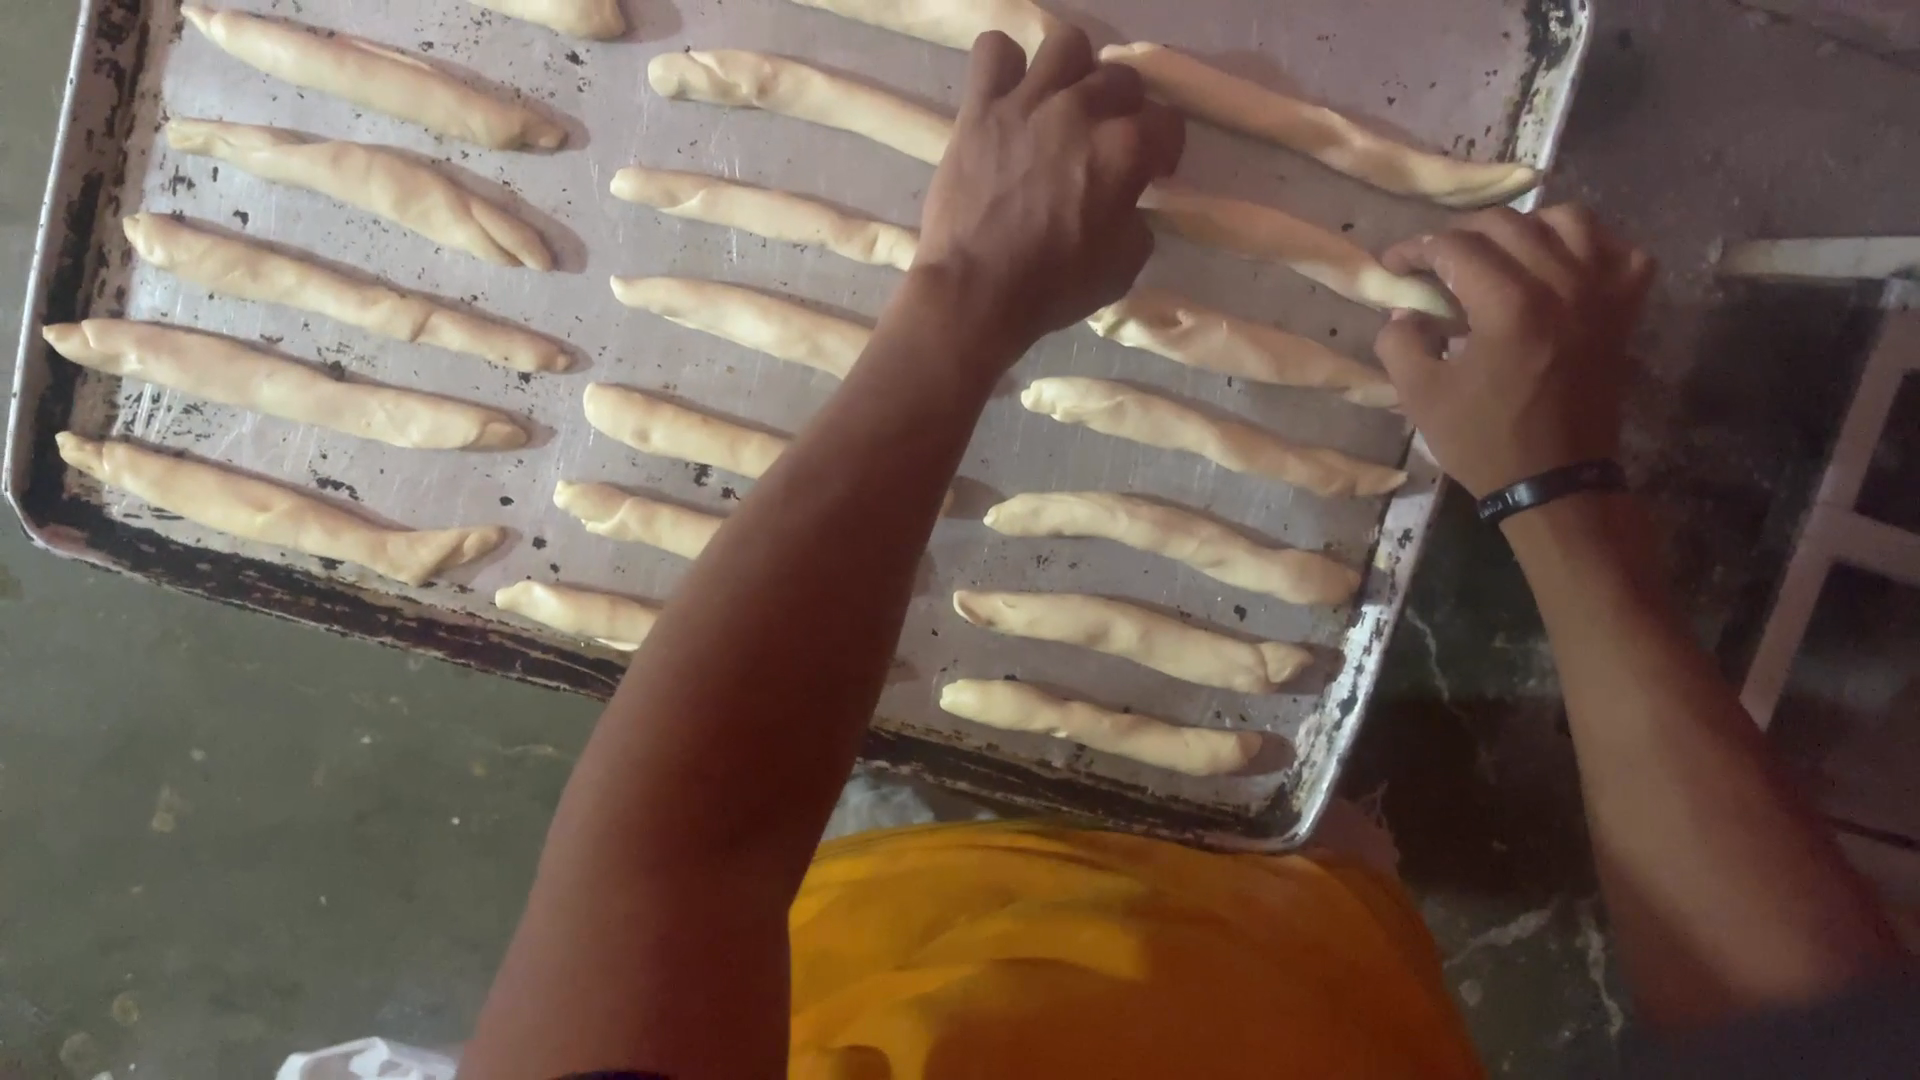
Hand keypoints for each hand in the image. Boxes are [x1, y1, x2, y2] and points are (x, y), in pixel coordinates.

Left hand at [913, 28, 1183, 347]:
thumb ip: (1137, 224)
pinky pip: (994, 52)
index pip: (1167, 124)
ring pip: (1066, 46)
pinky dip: (1004, 68)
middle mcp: (1081, 111)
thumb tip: (1129, 205)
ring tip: (1061, 107)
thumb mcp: (1121, 270)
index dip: (1163, 150)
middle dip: (1124, 110)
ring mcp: (1028, 103)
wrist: (975, 293)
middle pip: (1121, 80)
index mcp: (1125, 151)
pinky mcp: (980, 108)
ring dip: (1073, 73)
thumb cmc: (1051, 291)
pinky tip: (1007, 98)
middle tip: (1105, 143)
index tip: (1151, 171)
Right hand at [1373, 204, 1653, 496]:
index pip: (1456, 248)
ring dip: (1521, 228)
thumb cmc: (1482, 439)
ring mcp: (1602, 292)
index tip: (1393, 263)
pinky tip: (1554, 265)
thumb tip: (1403, 311)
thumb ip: (1400, 343)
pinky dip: (1582, 244)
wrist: (1554, 478)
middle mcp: (1562, 284)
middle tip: (1432, 259)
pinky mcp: (1624, 308)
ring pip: (1566, 220)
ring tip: (1495, 252)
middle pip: (1507, 225)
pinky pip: (1614, 248)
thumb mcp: (1420, 396)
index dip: (1416, 249)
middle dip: (1459, 234)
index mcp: (1508, 306)